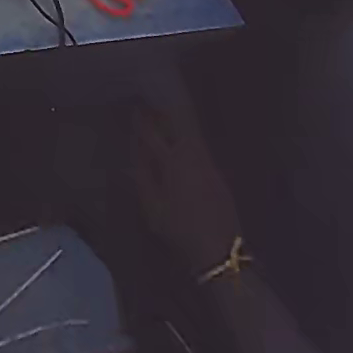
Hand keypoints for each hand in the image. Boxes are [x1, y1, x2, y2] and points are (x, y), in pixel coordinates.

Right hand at [130, 100, 243, 280]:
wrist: (219, 250)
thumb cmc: (179, 229)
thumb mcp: (151, 206)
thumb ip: (142, 174)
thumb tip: (135, 150)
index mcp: (172, 162)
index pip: (152, 134)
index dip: (141, 121)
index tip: (133, 107)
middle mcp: (192, 156)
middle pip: (177, 125)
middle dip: (163, 112)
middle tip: (151, 102)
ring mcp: (208, 163)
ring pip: (190, 133)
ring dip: (177, 122)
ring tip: (164, 114)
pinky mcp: (217, 173)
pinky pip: (198, 146)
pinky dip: (187, 136)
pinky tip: (181, 140)